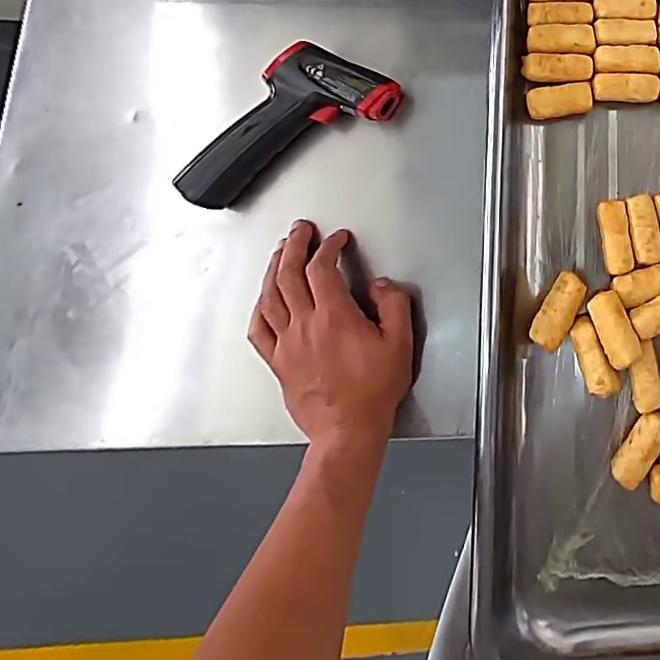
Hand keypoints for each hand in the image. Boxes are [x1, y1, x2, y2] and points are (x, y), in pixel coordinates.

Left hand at [249, 220, 413, 447]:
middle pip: (289, 275)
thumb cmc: (374, 389)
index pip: (323, 269)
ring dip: (274, 269)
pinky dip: (259, 307)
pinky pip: (259, 328)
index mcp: (335, 318)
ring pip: (270, 297)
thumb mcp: (400, 342)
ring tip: (281, 252)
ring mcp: (287, 344)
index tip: (338, 239)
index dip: (329, 247)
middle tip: (300, 230)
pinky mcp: (278, 362)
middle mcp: (305, 327)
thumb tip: (382, 286)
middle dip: (294, 246)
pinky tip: (263, 299)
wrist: (347, 428)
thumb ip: (394, 305)